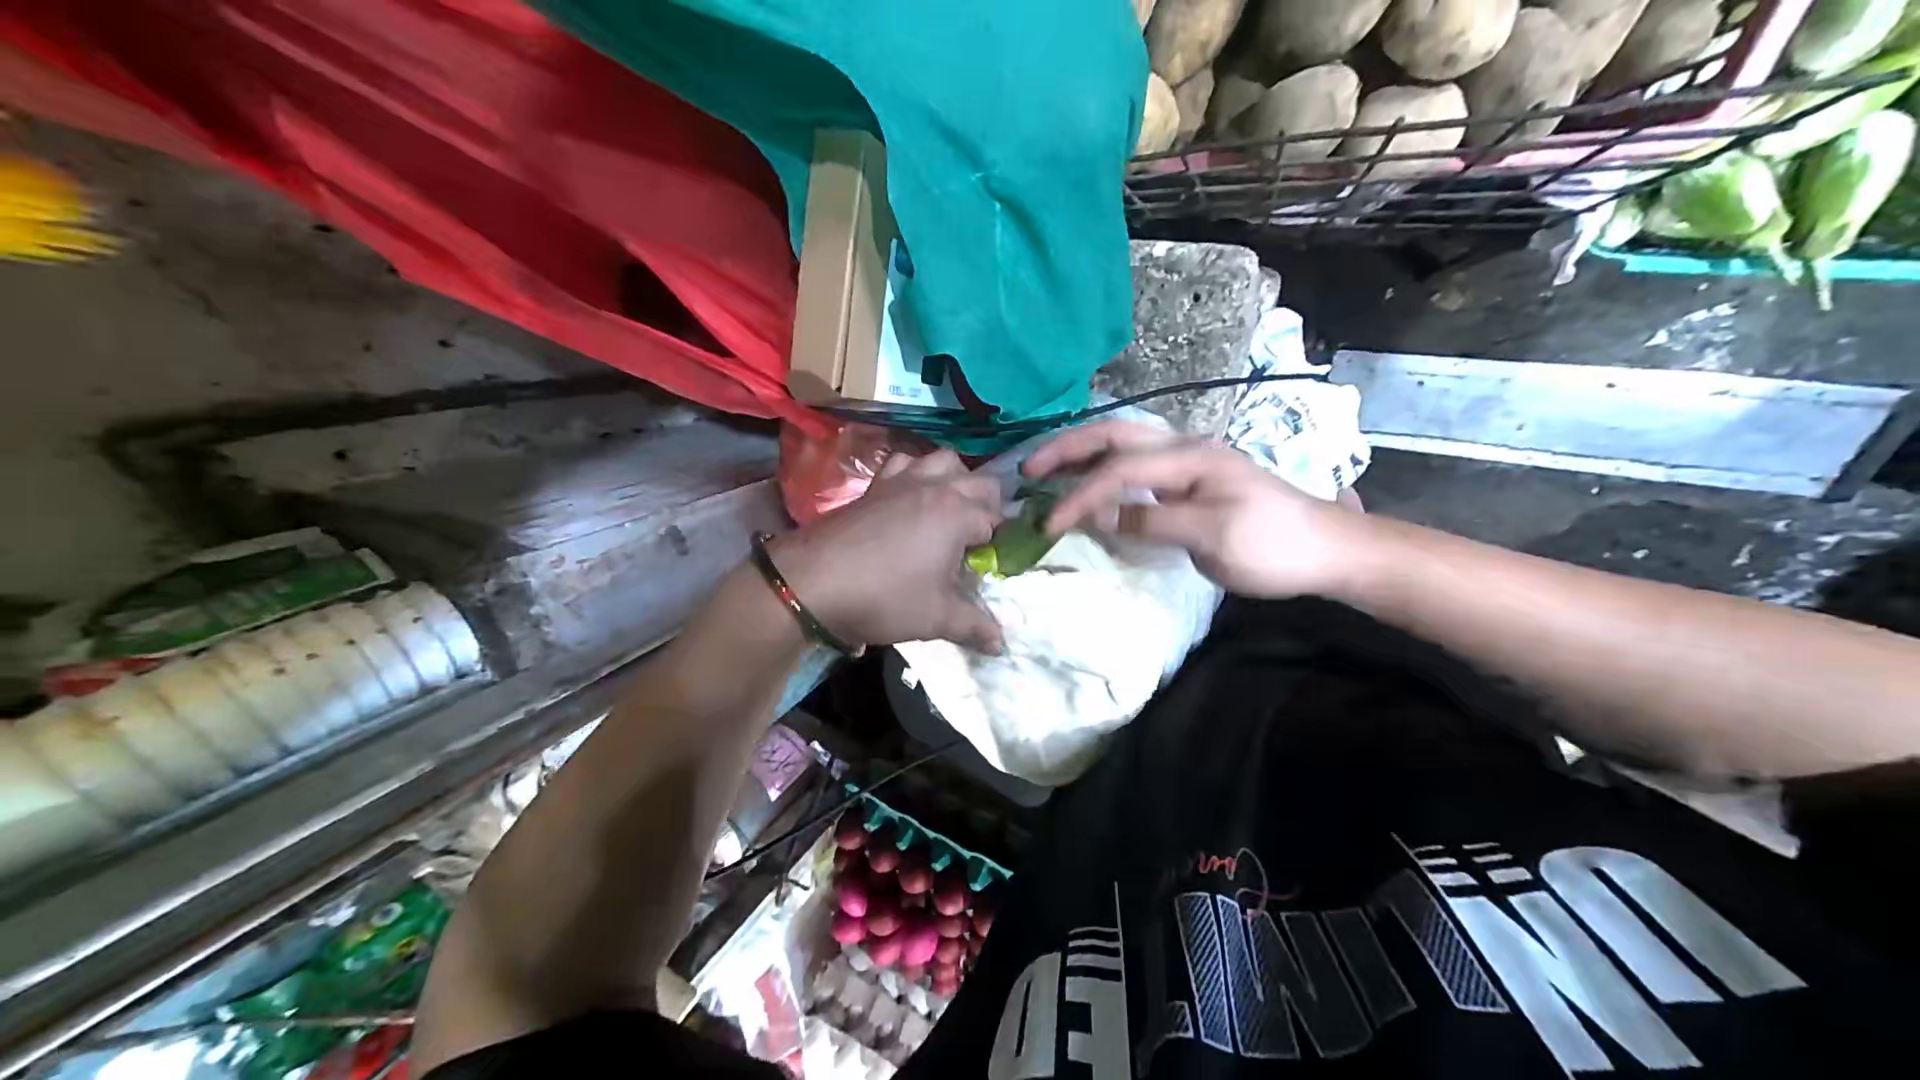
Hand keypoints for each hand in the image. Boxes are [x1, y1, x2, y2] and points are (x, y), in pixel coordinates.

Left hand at [768, 449, 1005, 652]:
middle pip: (980, 482)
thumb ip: (974, 626)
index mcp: (957, 513)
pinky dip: (915, 472)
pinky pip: (904, 462)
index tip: (990, 564)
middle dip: (987, 506)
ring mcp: (902, 480)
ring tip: (949, 510)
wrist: (812, 583)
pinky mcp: (874, 485)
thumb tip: (1001, 643)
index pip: (996, 519)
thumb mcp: (935, 618)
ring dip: (955, 479)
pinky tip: (911, 497)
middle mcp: (935, 486)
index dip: (998, 543)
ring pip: (942, 461)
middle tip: (976, 541)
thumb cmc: (884, 598)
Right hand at [1024, 420, 1372, 598]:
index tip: (1047, 526)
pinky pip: (1134, 468)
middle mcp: (1184, 449)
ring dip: (1081, 456)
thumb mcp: (1213, 537)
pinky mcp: (1189, 482)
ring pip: (1122, 447)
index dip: (1078, 497)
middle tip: (1028, 470)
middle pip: (1114, 435)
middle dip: (1067, 449)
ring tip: (1045, 472)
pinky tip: (1087, 486)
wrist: (1328, 550)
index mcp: (1190, 457)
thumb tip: (1097, 514)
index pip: (1118, 470)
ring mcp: (1187, 464)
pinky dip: (1101, 473)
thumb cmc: (1274, 545)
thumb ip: (1151, 519)